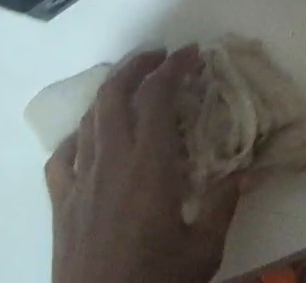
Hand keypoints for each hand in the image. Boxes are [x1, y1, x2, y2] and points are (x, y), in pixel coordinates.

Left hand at [47, 48, 241, 282]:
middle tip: (163, 58)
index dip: (174, 66)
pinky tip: (93, 138)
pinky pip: (63, 155)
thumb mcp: (202, 252)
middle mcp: (111, 161)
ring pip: (90, 116)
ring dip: (112, 90)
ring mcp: (80, 180)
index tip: (193, 53)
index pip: (157, 95)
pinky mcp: (60, 204)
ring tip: (133, 85)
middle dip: (139, 64)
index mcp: (149, 166)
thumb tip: (244, 172)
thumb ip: (223, 206)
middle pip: (116, 92)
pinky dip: (80, 134)